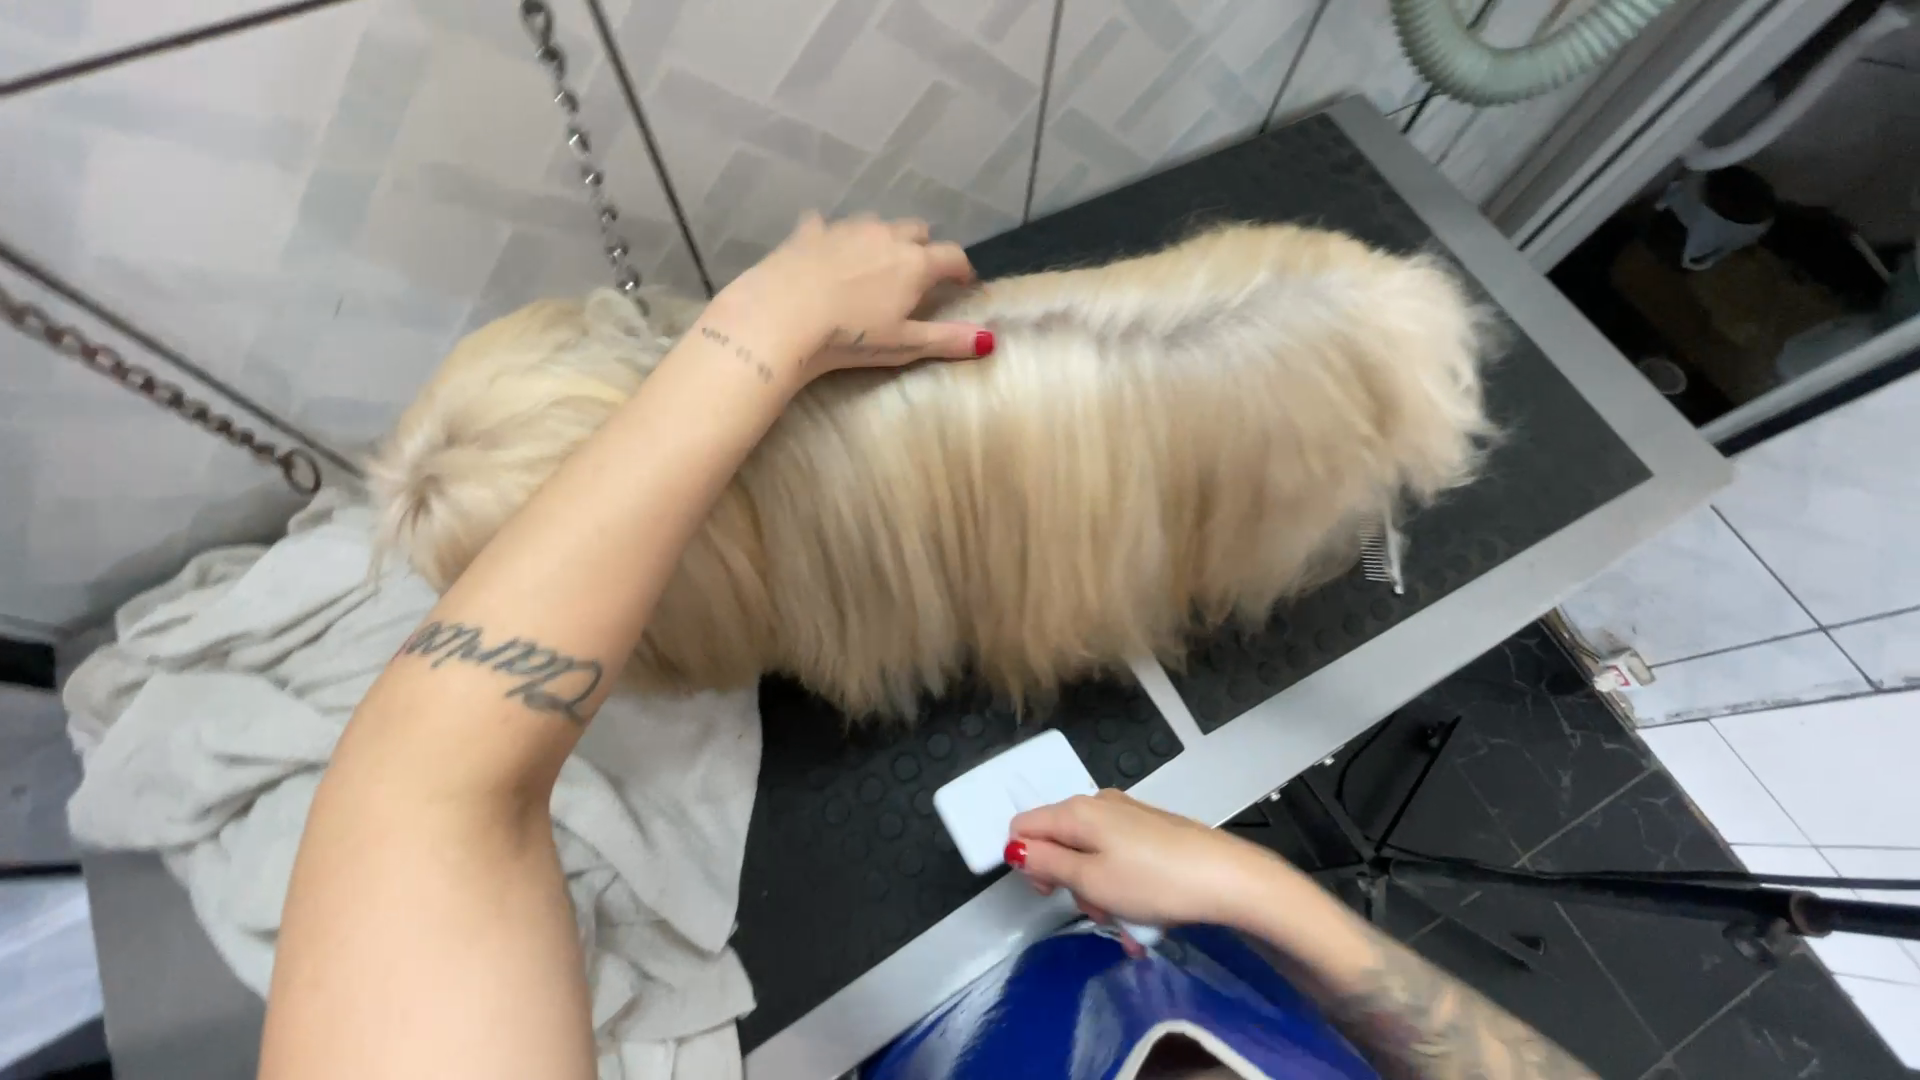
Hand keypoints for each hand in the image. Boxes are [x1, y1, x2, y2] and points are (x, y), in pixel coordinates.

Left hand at [715, 213, 989, 386]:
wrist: (781, 318)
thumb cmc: (850, 337)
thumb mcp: (905, 345)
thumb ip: (948, 340)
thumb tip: (991, 340)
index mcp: (914, 264)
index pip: (952, 257)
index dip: (962, 270)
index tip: (963, 284)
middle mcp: (885, 236)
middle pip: (916, 230)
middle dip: (924, 247)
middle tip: (918, 273)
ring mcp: (845, 229)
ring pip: (876, 223)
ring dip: (882, 239)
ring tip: (874, 263)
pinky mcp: (808, 232)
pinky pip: (827, 225)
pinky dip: (833, 237)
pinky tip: (825, 252)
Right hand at [1008, 789, 1294, 931]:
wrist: (1228, 878)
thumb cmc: (1153, 882)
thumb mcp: (1091, 881)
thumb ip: (1047, 864)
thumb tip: (1013, 847)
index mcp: (1076, 812)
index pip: (1023, 826)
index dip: (1027, 861)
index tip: (1053, 892)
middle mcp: (1098, 803)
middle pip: (1059, 842)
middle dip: (1070, 882)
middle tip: (1098, 912)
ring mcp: (1127, 814)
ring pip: (1091, 854)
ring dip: (1100, 891)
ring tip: (1129, 922)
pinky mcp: (1150, 828)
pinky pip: (1118, 856)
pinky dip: (1123, 884)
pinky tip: (1145, 912)